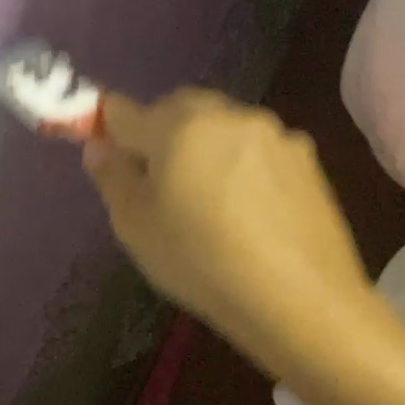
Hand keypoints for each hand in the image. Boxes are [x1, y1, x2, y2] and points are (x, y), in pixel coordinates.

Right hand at [86, 88, 372, 368]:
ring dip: (199, 147)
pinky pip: (253, 151)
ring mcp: (275, 136)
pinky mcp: (307, 162)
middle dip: (156, 130)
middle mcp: (229, 117)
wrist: (298, 297)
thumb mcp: (134, 225)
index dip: (102, 123)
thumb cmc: (197, 259)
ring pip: (220, 127)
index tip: (97, 146)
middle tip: (148, 177)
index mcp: (179, 128)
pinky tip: (237, 212)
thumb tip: (100, 148)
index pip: (124, 111)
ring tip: (197, 199)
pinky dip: (235, 167)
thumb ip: (112, 177)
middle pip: (179, 107)